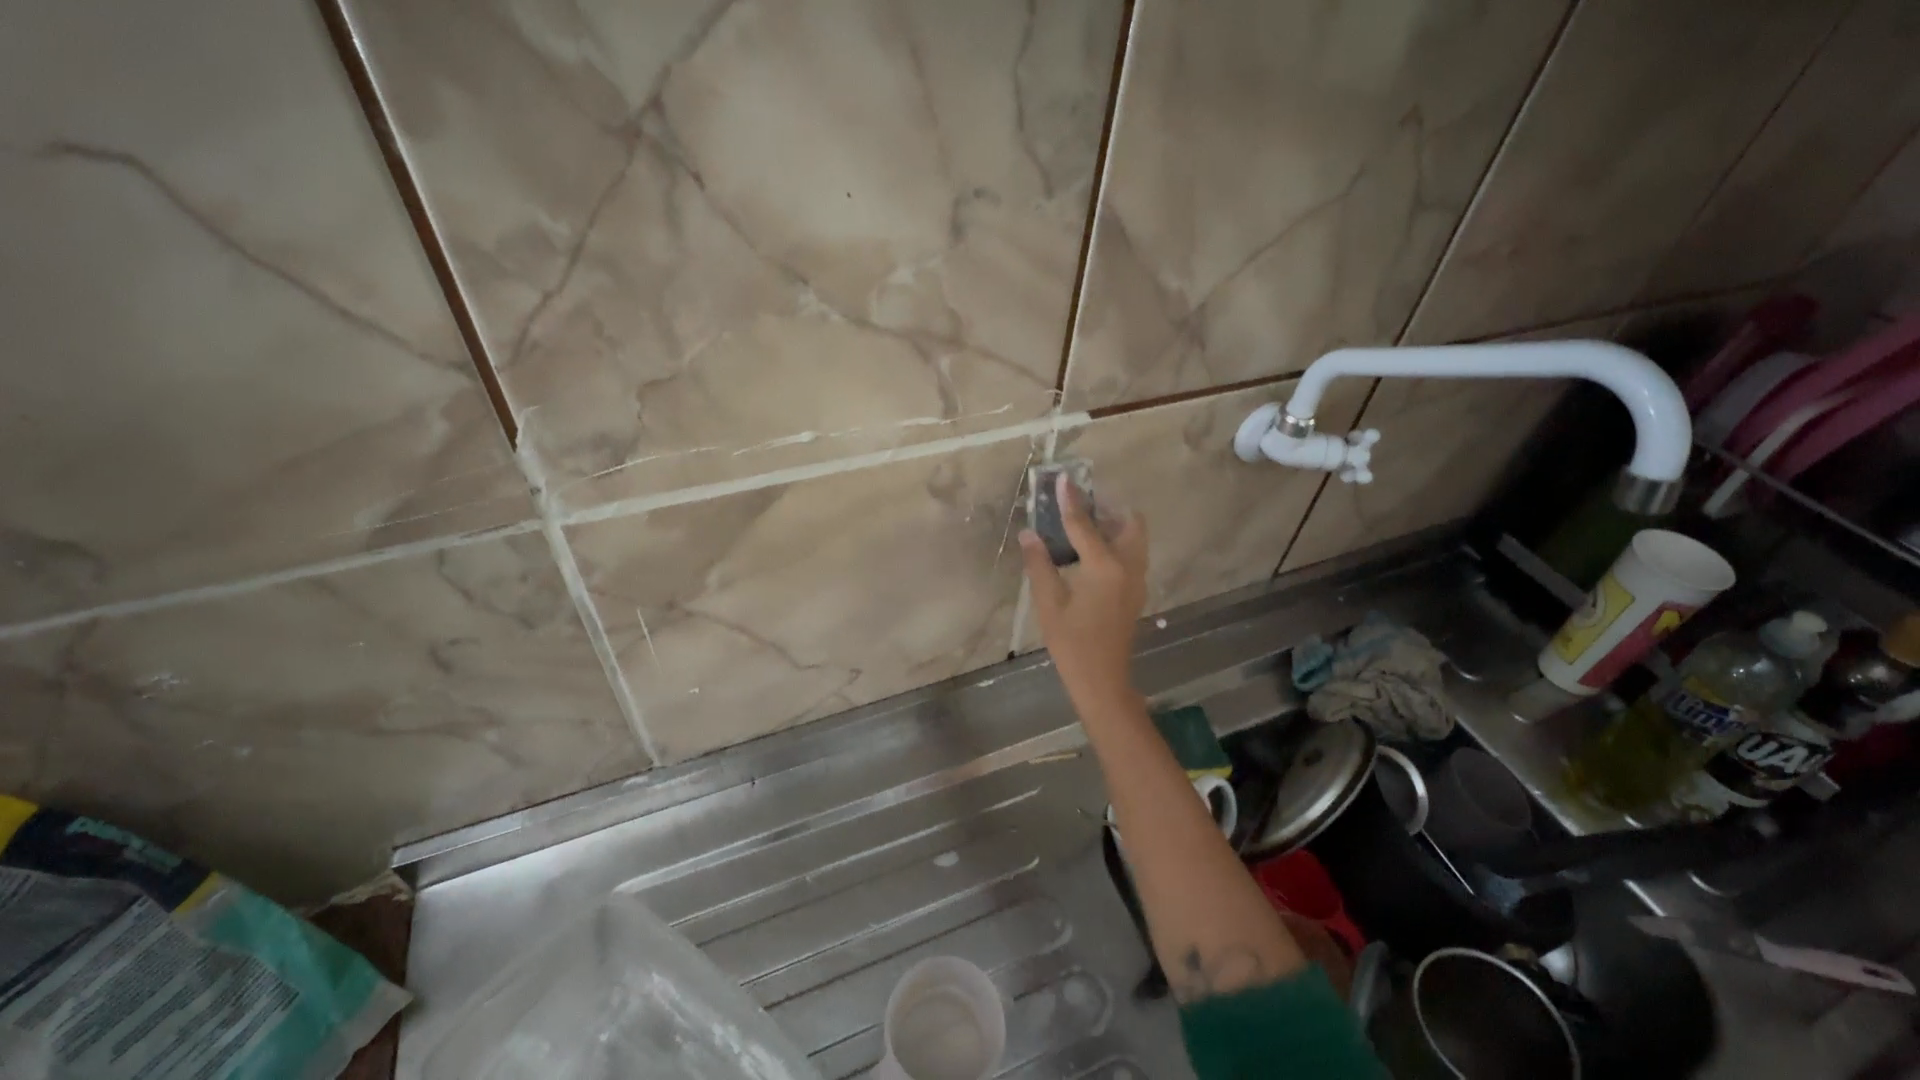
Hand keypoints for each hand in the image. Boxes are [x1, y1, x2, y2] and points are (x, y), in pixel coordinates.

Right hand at [1018, 472, 1148, 711]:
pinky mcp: (1136, 591)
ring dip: (1115, 524)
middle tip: (1082, 506)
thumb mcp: (1048, 603)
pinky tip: (1092, 553)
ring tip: (1085, 526)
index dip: (1070, 501)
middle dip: (1108, 507)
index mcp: (1105, 567)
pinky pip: (1133, 554)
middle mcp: (1128, 566)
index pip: (1084, 525)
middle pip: (1130, 522)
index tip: (1063, 478)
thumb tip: (1029, 533)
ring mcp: (1137, 579)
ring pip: (1135, 538)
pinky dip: (1118, 543)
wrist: (1102, 678)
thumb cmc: (1071, 643)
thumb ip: (1040, 564)